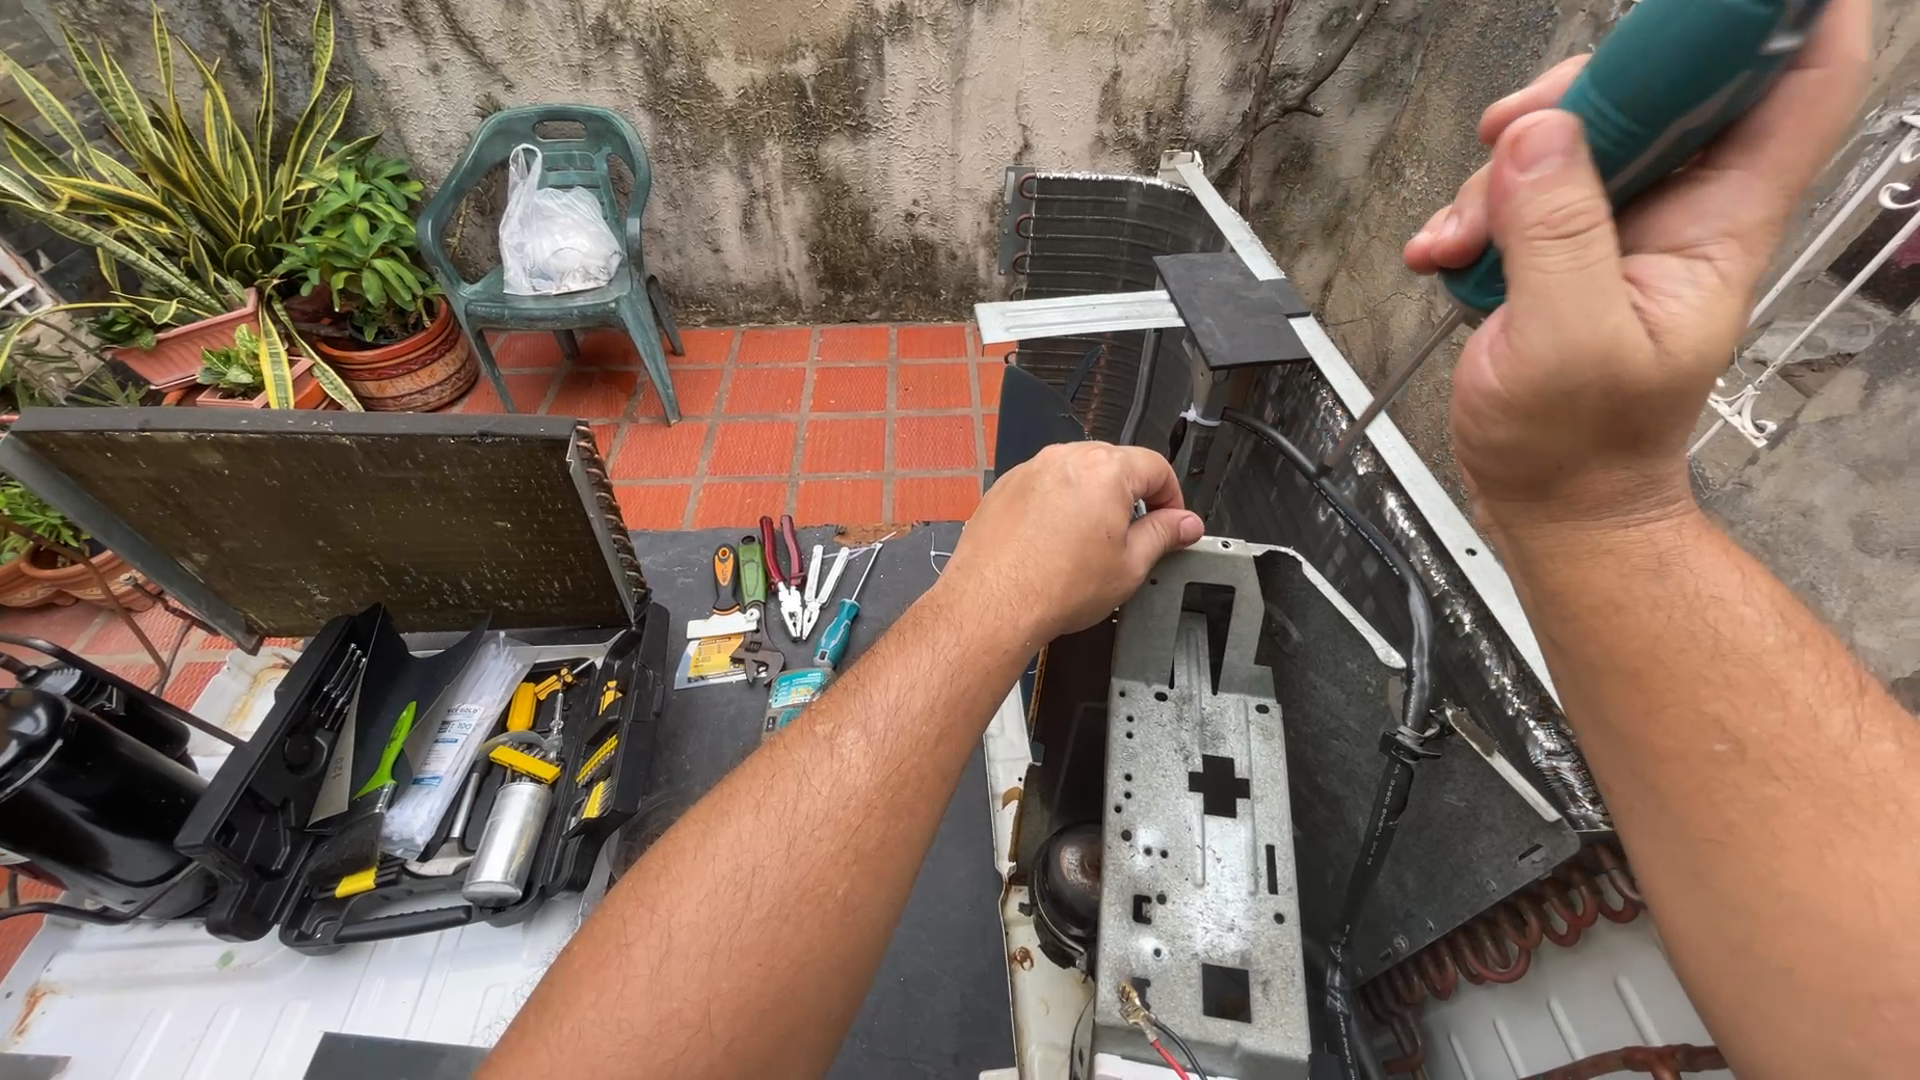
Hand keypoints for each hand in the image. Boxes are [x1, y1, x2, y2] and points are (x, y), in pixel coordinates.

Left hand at [939, 442, 1203, 641]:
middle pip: (1114, 466)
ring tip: (1090, 547)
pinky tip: (1055, 545)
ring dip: (1091, 502)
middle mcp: (1064, 459)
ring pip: (1075, 476)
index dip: (1172, 497)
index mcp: (1104, 469)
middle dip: (1131, 498)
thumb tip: (1184, 524)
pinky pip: (1043, 488)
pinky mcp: (1004, 489)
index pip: (1155, 467)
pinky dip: (1055, 508)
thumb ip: (1163, 535)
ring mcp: (1029, 471)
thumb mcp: (1129, 566)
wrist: (992, 604)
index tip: (1172, 522)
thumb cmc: (1055, 586)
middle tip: (1135, 537)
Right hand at [1403, 0, 1867, 536]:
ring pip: (1561, 147)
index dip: (1763, 19)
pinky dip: (1465, 218)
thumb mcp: (1566, 343)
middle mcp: (1671, 212)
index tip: (1679, 17)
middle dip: (1569, 104)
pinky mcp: (1547, 255)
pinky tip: (1440, 255)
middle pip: (1654, 94)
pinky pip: (1509, 200)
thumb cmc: (1575, 442)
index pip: (1794, 78)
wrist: (1545, 494)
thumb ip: (1558, 236)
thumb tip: (1536, 136)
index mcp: (1718, 223)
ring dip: (1491, 180)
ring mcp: (1604, 233)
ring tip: (1451, 246)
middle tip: (1504, 139)